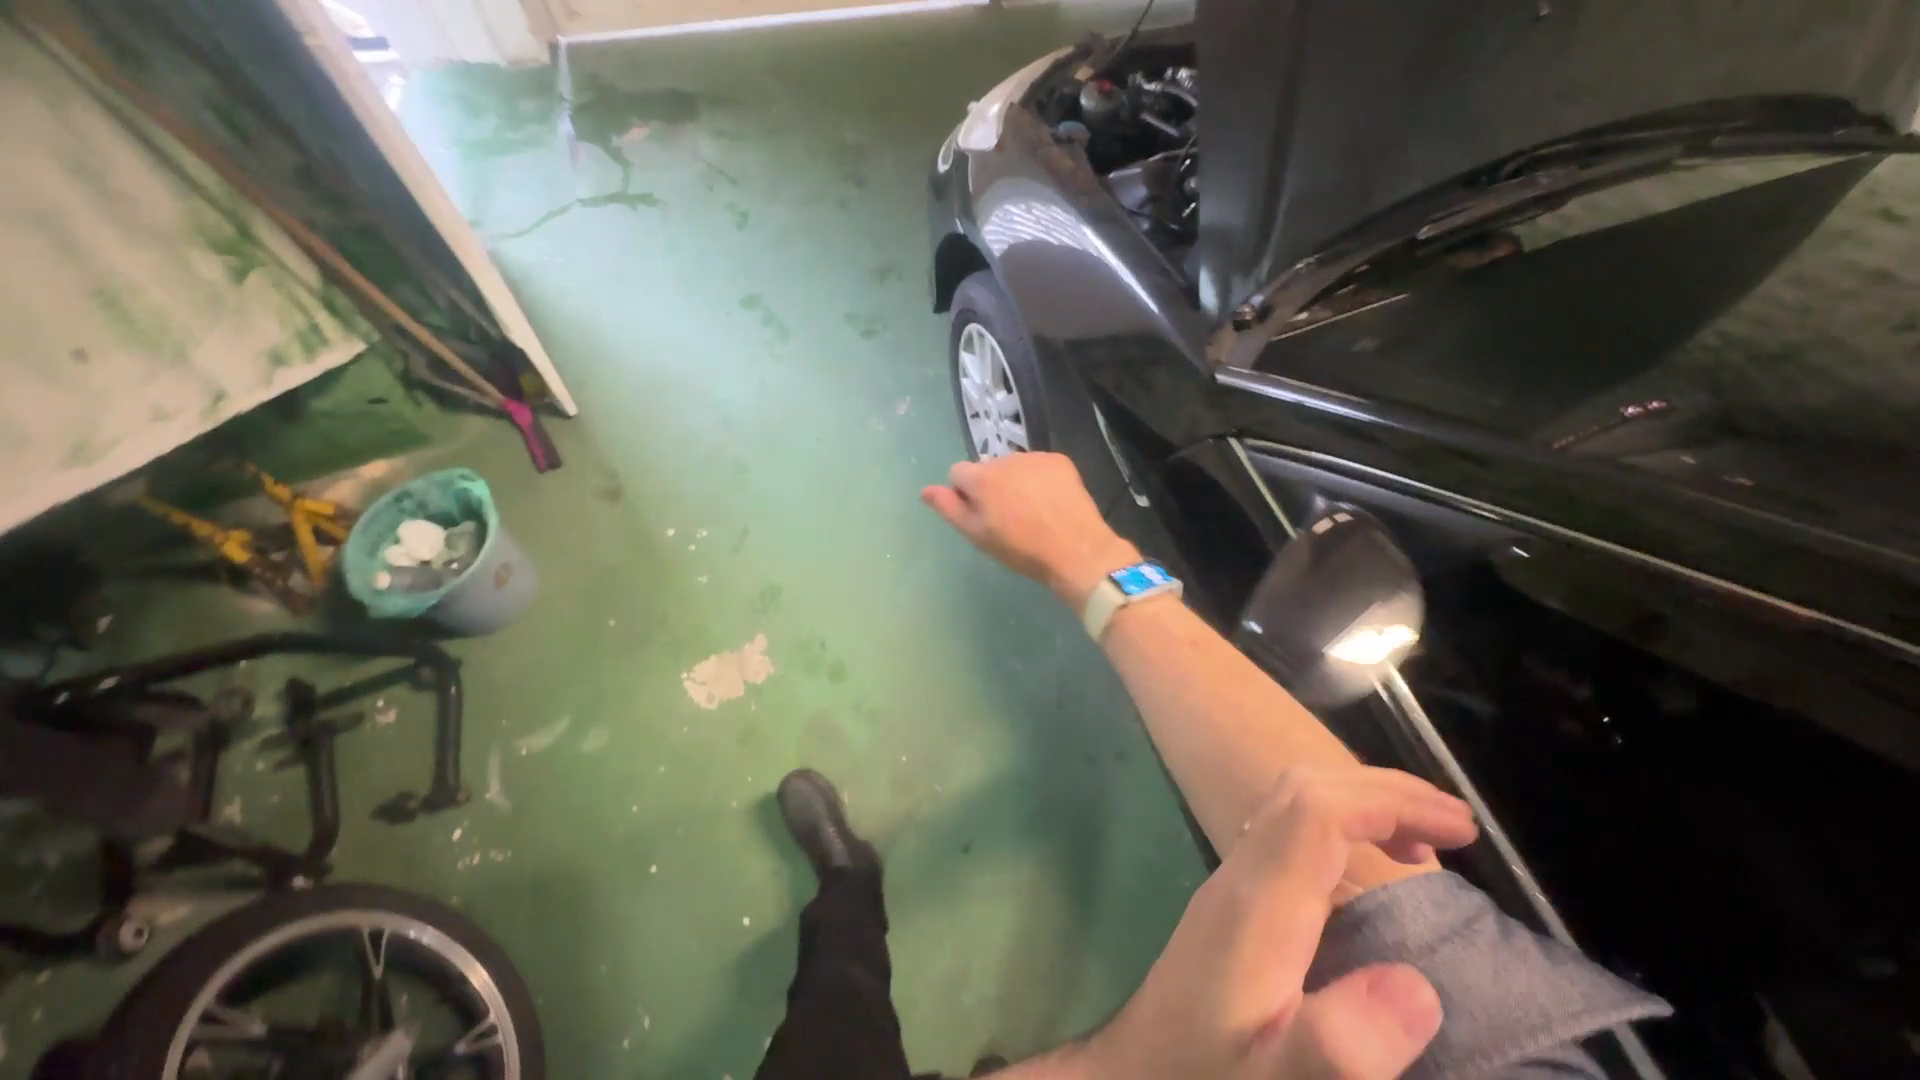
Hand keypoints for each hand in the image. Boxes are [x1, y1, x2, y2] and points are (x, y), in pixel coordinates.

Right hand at [921, 453, 1137, 606]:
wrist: (1077, 550)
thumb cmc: (1022, 550)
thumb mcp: (978, 535)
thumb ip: (949, 508)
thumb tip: (925, 490)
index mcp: (981, 479)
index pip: (957, 472)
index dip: (965, 494)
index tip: (980, 515)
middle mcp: (1006, 460)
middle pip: (987, 468)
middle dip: (991, 486)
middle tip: (1008, 517)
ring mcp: (1035, 457)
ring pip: (1013, 466)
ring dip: (1014, 481)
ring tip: (1031, 510)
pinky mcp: (1059, 460)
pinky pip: (1038, 465)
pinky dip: (1038, 479)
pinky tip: (1050, 501)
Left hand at [1081, 767, 1478, 1079]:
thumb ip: (1338, 1047)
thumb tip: (1416, 986)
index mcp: (1256, 908)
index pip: (1318, 811)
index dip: (1391, 804)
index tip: (1463, 832)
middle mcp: (1238, 880)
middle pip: (1304, 792)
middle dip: (1384, 792)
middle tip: (1459, 827)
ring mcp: (1229, 888)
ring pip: (1290, 808)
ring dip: (1360, 806)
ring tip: (1427, 843)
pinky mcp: (1230, 907)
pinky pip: (1286, 837)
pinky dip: (1338, 831)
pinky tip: (1368, 877)